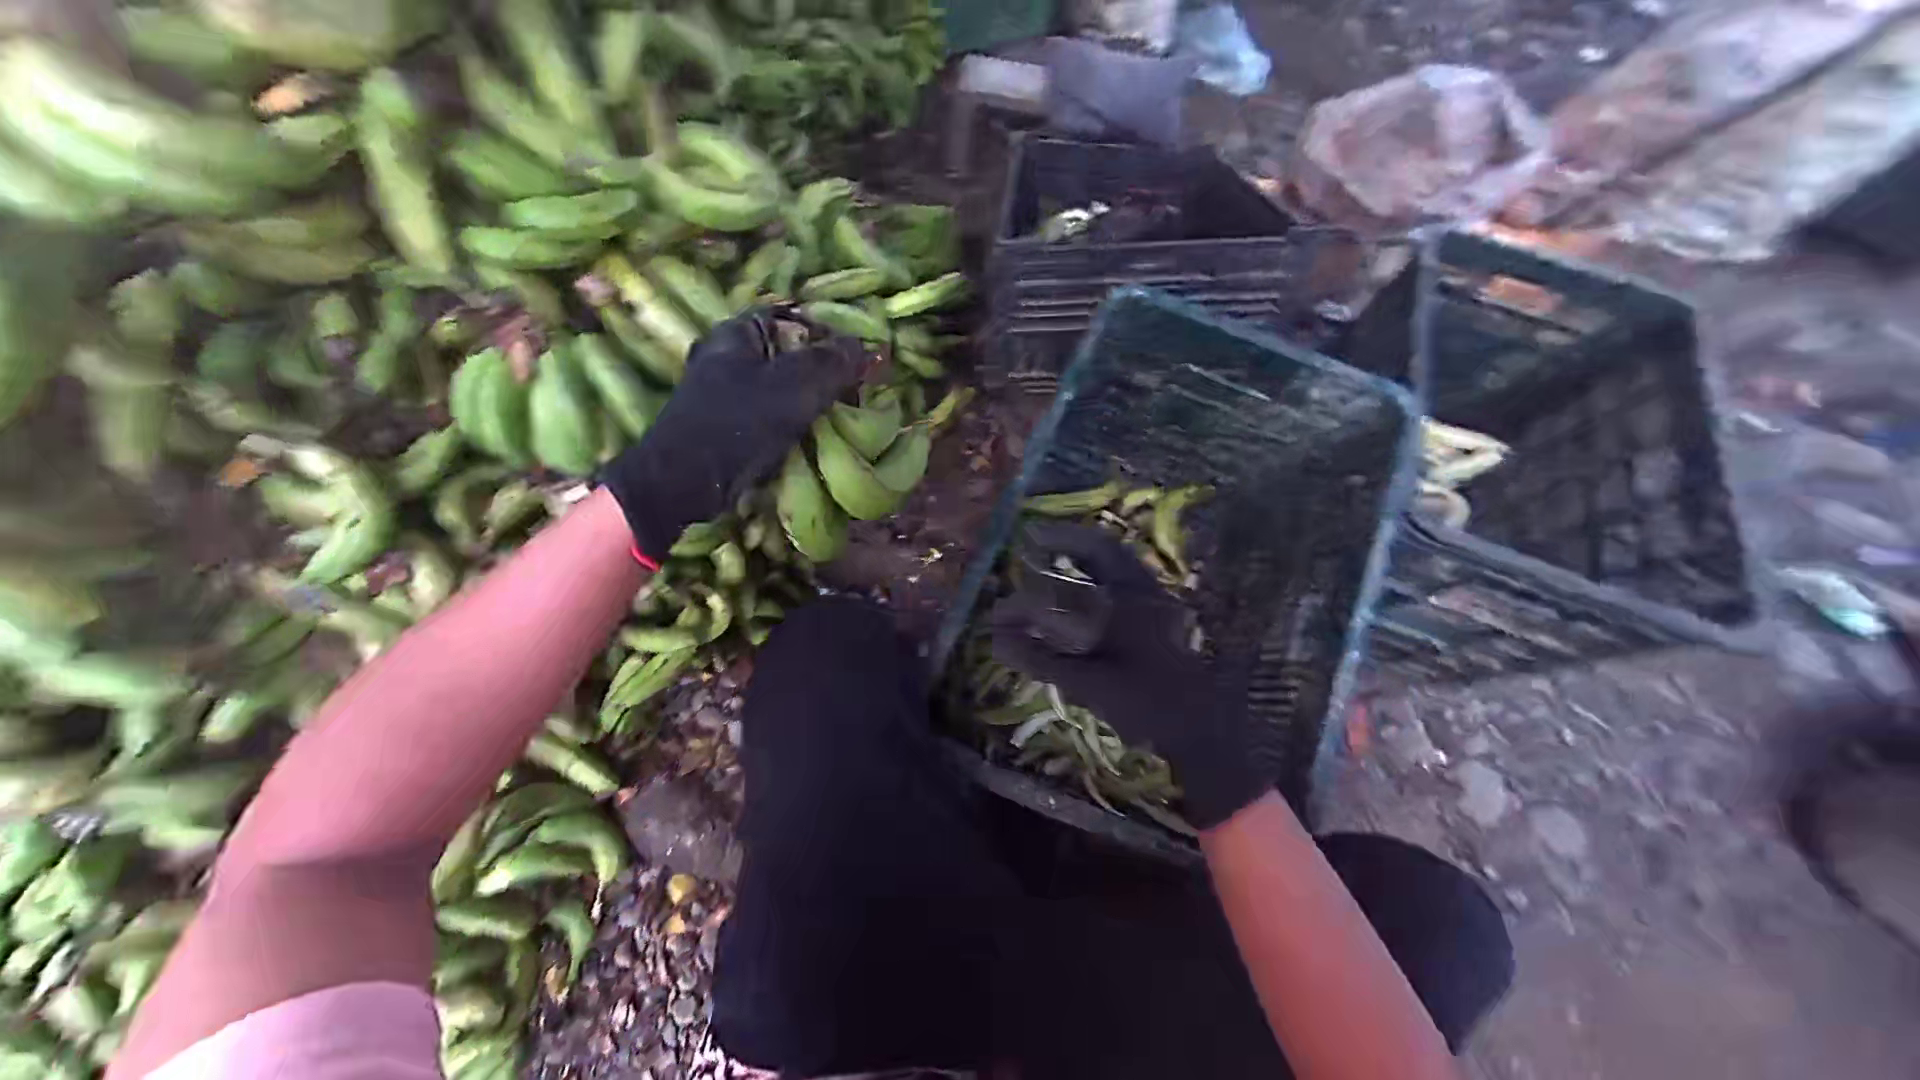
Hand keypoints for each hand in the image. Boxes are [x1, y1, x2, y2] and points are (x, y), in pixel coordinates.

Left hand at [603, 308, 863, 559]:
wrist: (685, 481)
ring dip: (814, 402)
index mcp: (739, 332)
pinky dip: (796, 422)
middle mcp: (730, 355)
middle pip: (793, 355)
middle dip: (826, 373)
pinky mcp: (730, 424)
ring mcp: (727, 391)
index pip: (797, 320)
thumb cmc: (738, 423)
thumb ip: (834, 363)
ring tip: (842, 417)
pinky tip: (816, 436)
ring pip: (785, 386)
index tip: (860, 362)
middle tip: (856, 393)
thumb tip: (869, 348)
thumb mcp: (795, 386)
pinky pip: (774, 413)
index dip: (832, 337)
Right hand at [989, 523, 1269, 829]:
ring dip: (1079, 576)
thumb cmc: (1146, 703)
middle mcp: (1145, 596)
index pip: (1095, 550)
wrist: (1202, 735)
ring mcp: (1156, 614)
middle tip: (1035, 554)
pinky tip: (1072, 617)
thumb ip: (1040, 658)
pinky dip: (1091, 600)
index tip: (1030, 536)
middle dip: (1068, 552)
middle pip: (1104, 559)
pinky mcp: (1159, 633)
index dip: (1061, 537)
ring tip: (1046, 582)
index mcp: (1132, 598)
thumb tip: (996, 638)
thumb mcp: (1087, 682)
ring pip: (1112, 580)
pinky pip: (1120, 602)